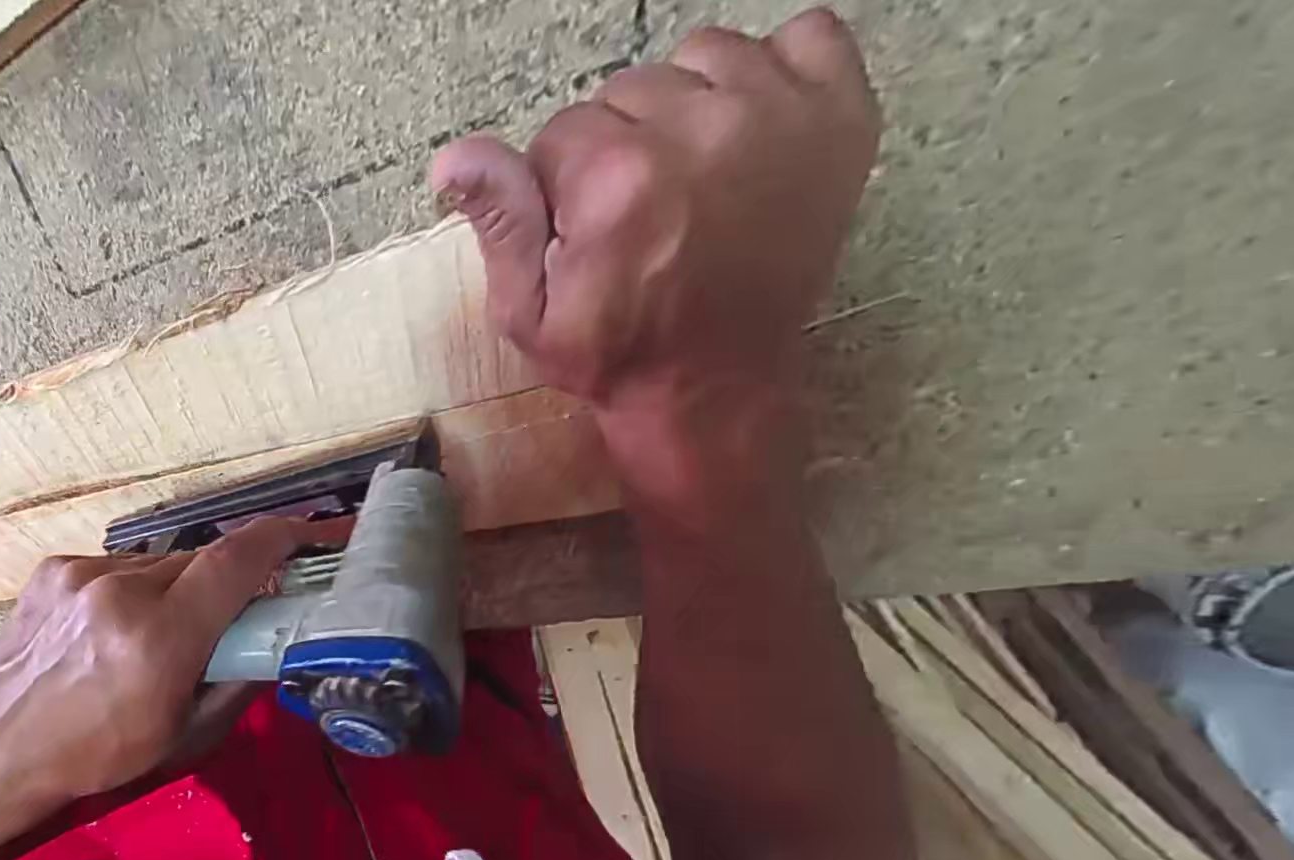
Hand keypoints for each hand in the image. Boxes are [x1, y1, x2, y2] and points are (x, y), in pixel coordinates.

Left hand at [0, 518, 306, 844]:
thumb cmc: (92, 758)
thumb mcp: (184, 737)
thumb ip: (239, 681)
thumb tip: (273, 642)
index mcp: (158, 640)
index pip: (236, 561)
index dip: (284, 537)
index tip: (313, 531)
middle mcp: (121, 592)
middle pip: (204, 562)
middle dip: (228, 583)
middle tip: (230, 618)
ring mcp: (82, 574)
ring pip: (164, 563)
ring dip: (180, 589)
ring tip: (161, 632)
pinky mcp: (56, 567)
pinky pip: (124, 567)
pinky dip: (139, 589)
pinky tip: (116, 627)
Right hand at [429, 8, 879, 406]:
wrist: (710, 389)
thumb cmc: (614, 357)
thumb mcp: (528, 316)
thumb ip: (500, 226)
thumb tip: (455, 156)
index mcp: (616, 184)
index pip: (560, 133)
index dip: (560, 187)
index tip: (582, 235)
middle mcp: (700, 133)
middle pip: (628, 91)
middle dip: (616, 149)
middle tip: (635, 218)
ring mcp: (778, 118)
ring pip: (701, 59)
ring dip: (682, 111)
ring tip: (685, 182)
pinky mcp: (838, 120)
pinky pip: (802, 36)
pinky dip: (768, 77)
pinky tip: (745, 139)